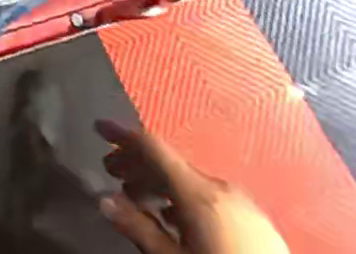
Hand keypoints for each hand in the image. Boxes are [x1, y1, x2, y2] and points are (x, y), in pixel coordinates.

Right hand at [95, 120, 288, 253]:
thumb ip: (138, 228)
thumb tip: (104, 198)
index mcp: (198, 192)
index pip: (152, 146)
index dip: (122, 134)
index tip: (97, 127)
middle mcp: (220, 187)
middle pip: (169, 163)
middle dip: (137, 165)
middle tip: (113, 175)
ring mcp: (244, 205)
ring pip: (190, 181)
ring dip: (160, 185)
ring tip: (141, 203)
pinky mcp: (258, 224)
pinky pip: (211, 198)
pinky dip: (185, 199)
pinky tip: (177, 222)